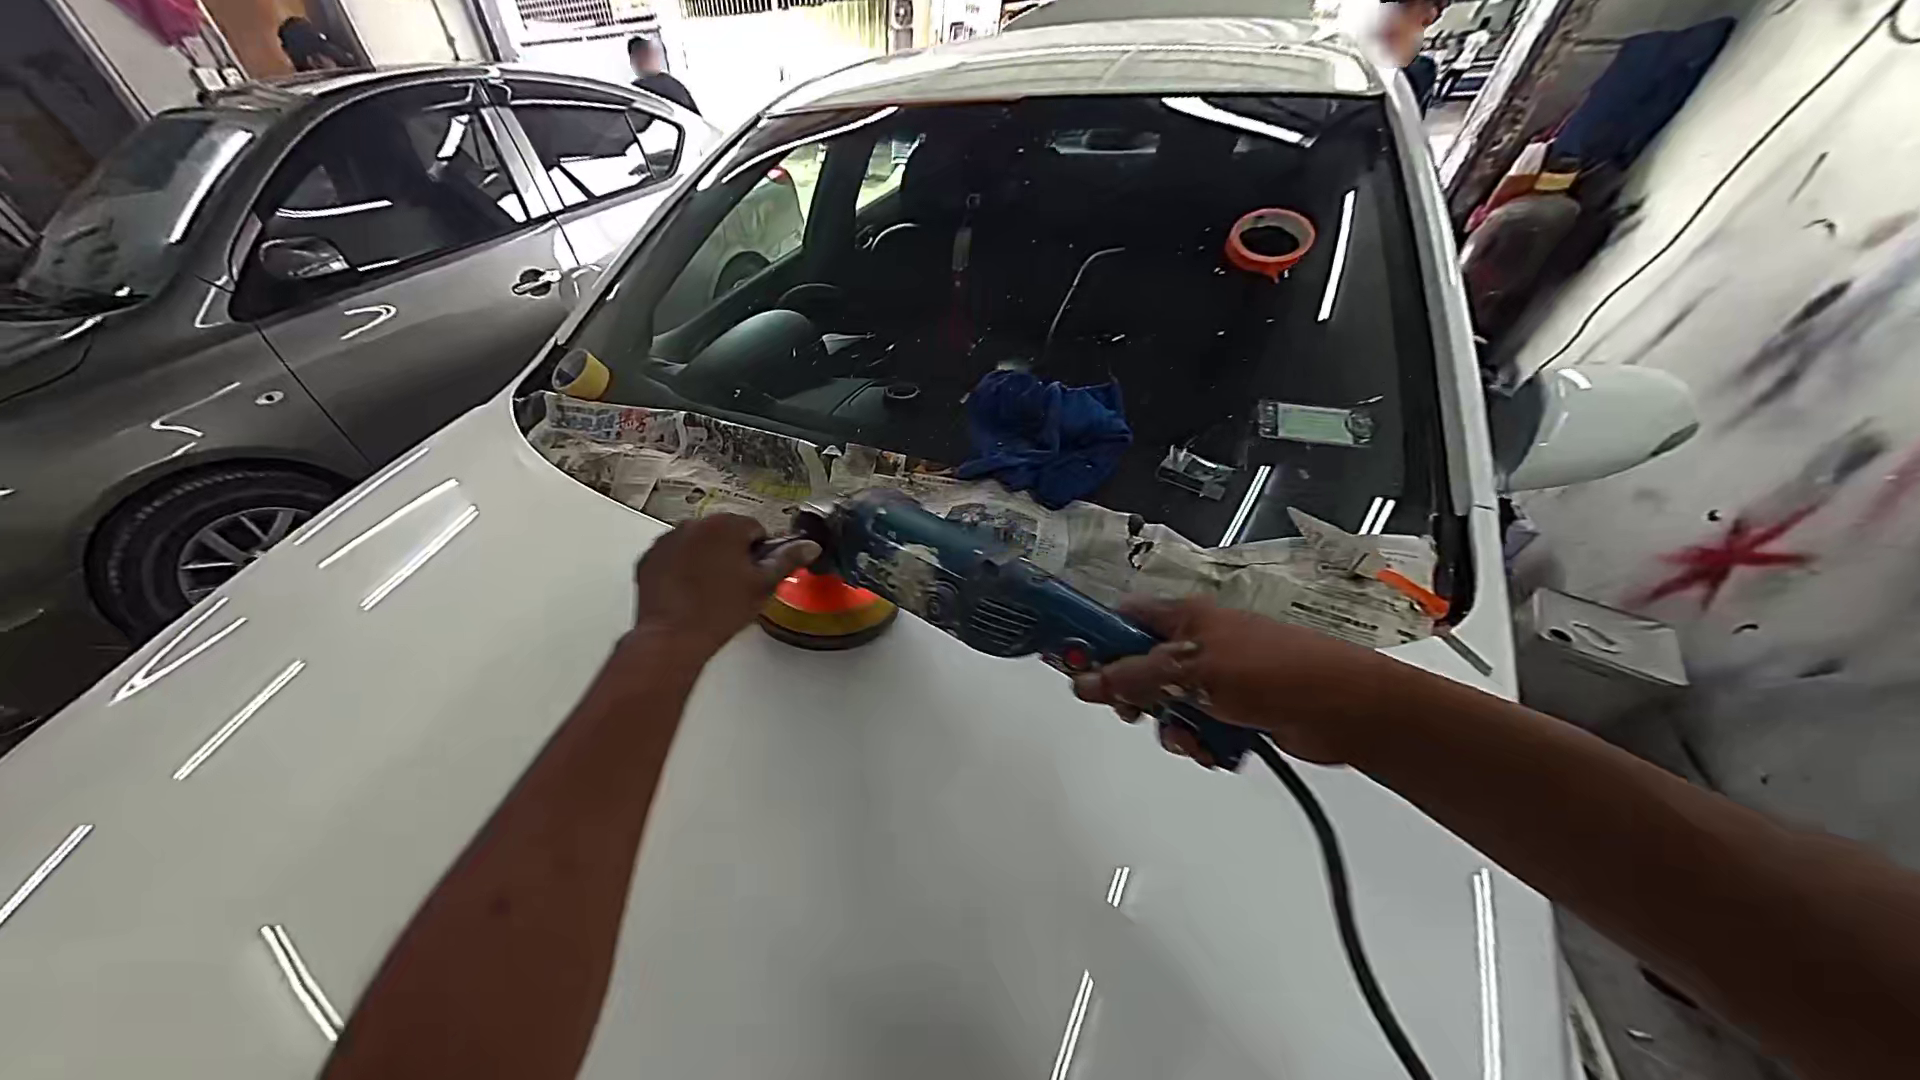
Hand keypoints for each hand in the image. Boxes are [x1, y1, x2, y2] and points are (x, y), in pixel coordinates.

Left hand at [629, 514, 819, 659]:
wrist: (673, 637)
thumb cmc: (719, 611)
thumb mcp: (764, 585)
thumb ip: (788, 559)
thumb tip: (810, 546)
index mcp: (726, 526)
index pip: (755, 528)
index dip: (760, 552)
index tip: (756, 572)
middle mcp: (694, 525)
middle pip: (725, 532)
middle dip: (733, 552)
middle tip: (737, 584)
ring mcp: (667, 540)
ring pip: (699, 542)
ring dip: (707, 557)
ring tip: (712, 590)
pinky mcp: (649, 558)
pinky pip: (674, 555)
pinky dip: (682, 567)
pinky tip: (690, 591)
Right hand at [1071, 598, 1409, 766]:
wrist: (1345, 710)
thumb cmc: (1272, 671)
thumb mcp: (1190, 670)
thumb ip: (1132, 677)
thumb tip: (1083, 682)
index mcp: (1182, 616)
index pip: (1120, 619)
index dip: (1094, 639)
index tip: (1073, 665)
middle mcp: (1194, 642)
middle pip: (1136, 666)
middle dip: (1134, 695)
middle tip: (1136, 712)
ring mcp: (1213, 676)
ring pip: (1163, 702)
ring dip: (1169, 726)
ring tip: (1191, 735)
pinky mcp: (1231, 707)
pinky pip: (1192, 724)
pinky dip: (1196, 739)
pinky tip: (1213, 747)